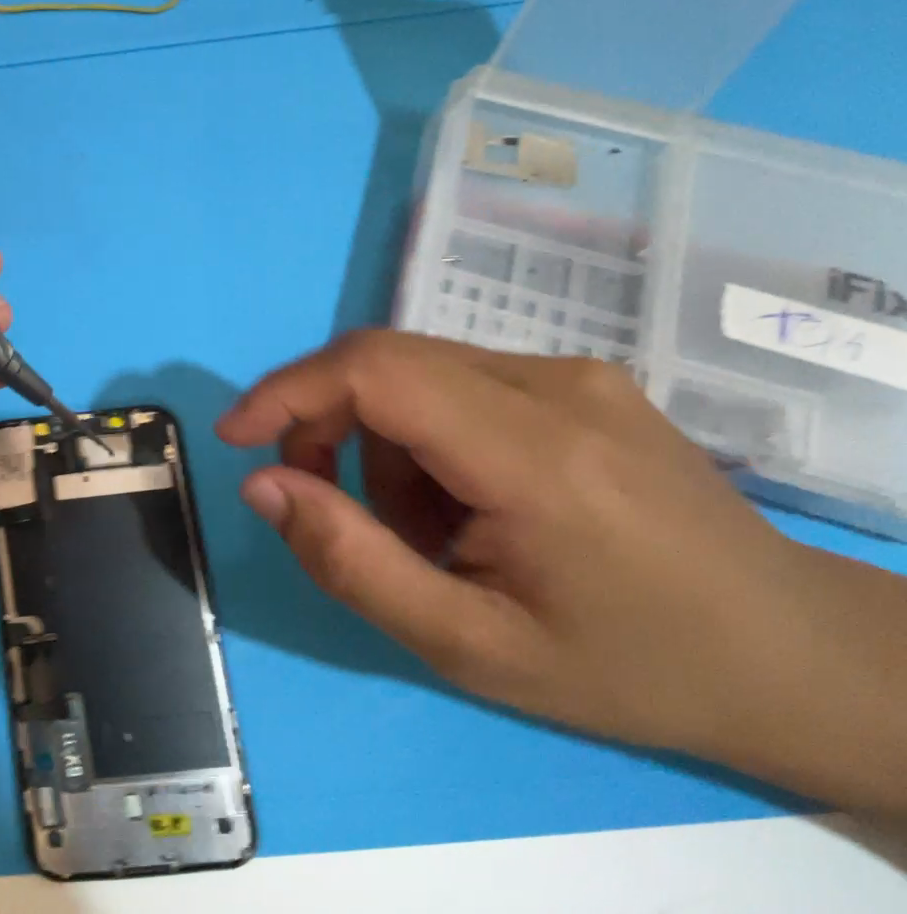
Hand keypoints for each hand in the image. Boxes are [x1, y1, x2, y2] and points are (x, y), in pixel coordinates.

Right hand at [217, 331, 906, 810]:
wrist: (791, 655)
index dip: (287, 392)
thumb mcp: (468, 645)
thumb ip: (351, 562)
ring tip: (418, 532)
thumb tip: (261, 485)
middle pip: (385, 362)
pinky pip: (457, 385)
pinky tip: (461, 506)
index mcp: (534, 454)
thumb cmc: (625, 665)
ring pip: (416, 374)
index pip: (376, 371)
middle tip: (315, 503)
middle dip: (321, 424)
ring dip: (378, 445)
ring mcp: (576, 378)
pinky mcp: (582, 385)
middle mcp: (556, 386)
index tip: (236, 440)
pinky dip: (421, 441)